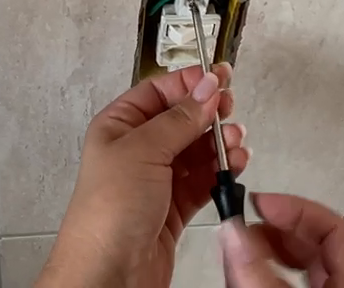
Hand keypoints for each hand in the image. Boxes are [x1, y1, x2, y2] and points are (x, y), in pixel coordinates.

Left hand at [36, 64, 248, 287]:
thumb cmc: (107, 211)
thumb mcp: (143, 151)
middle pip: (180, 119)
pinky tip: (235, 162)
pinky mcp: (173, 208)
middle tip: (231, 105)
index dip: (188, 82)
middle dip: (207, 111)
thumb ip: (180, 120)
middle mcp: (137, 149)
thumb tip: (206, 87)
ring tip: (236, 138)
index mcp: (119, 125)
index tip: (217, 76)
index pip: (158, 91)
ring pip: (194, 149)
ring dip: (218, 141)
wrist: (109, 277)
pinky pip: (201, 180)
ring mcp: (156, 179)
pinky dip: (219, 170)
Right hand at [219, 192, 343, 287]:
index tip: (260, 202)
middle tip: (245, 224)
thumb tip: (231, 228)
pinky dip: (269, 267)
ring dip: (269, 246)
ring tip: (241, 246)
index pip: (336, 227)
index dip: (296, 208)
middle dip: (276, 226)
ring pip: (303, 261)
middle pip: (317, 241)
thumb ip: (259, 268)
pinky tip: (248, 269)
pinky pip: (293, 278)